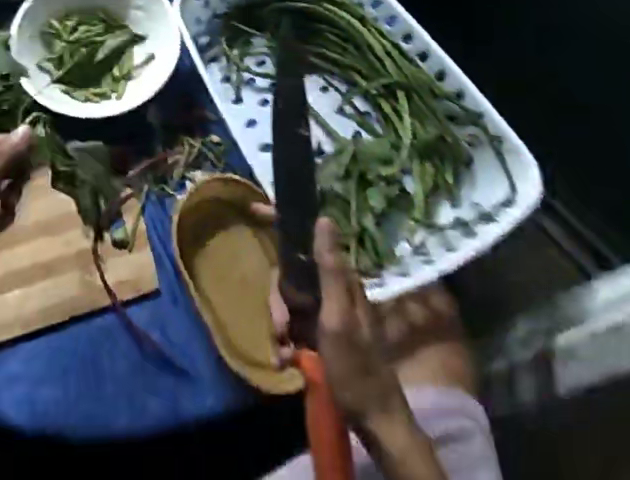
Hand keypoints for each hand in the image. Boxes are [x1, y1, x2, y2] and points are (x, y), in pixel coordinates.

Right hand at [256, 206, 409, 426]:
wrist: (375, 421)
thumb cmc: (357, 368)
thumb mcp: (339, 317)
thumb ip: (330, 270)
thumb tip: (324, 218)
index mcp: (341, 282)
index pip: (308, 240)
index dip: (281, 223)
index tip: (254, 209)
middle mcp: (333, 292)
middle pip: (290, 277)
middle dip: (279, 300)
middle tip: (281, 326)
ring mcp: (327, 314)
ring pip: (288, 302)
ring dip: (280, 323)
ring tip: (285, 349)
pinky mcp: (321, 335)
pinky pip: (293, 325)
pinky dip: (286, 341)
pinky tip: (287, 359)